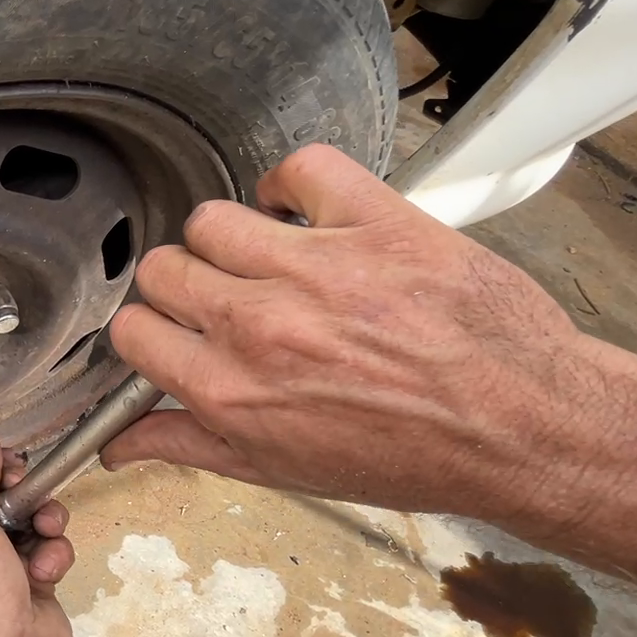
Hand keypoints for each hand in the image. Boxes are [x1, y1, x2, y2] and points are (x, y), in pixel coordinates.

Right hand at [103, 143, 611, 528]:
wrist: (523, 428)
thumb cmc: (398, 455)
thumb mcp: (270, 467)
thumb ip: (180, 443)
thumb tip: (113, 445)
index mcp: (224, 387)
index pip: (130, 329)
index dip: (147, 331)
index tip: (172, 334)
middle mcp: (256, 326)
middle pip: (161, 270)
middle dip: (181, 286)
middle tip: (220, 300)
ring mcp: (315, 270)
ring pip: (210, 220)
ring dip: (226, 240)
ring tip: (262, 259)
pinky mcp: (376, 226)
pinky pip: (300, 169)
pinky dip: (289, 183)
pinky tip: (300, 212)